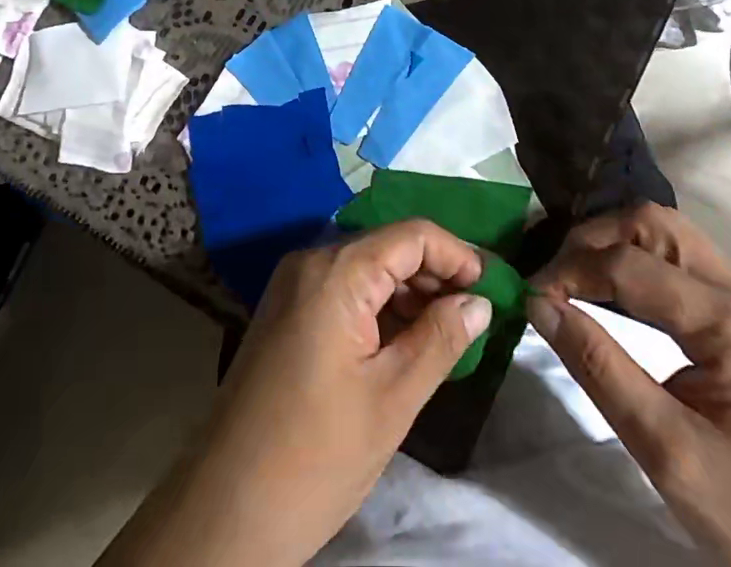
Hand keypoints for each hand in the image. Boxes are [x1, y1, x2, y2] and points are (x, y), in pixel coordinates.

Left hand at [98, 220, 492, 566]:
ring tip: (450, 334)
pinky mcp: (285, 311)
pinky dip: (378, 307)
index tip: (496, 288)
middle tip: (479, 315)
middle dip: (435, 274)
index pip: (410, 235)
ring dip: (408, 293)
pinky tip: (407, 340)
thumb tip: (479, 300)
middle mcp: (308, 264)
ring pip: (363, 269)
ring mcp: (291, 286)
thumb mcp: (394, 395)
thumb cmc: (321, 449)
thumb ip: (441, 338)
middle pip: (385, 248)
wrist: (234, 495)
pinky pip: (341, 291)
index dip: (458, 254)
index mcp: (334, 273)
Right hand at [529, 203, 730, 566]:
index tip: (529, 299)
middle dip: (592, 241)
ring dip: (610, 247)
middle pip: (657, 227)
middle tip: (552, 281)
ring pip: (666, 237)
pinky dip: (630, 265)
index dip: (570, 272)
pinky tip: (604, 294)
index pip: (632, 265)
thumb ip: (596, 365)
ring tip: (570, 283)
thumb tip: (535, 303)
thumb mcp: (661, 444)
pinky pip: (676, 265)